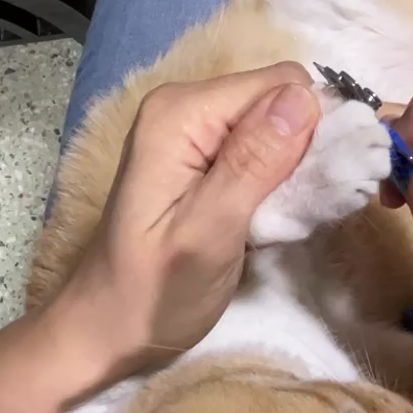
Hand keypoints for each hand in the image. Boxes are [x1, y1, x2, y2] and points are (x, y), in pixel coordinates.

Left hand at [47, 63, 320, 379]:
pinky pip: (262, 142)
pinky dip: (275, 175)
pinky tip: (261, 213)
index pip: (281, 84)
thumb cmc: (153, 293)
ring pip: (277, 120)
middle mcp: (185, 103)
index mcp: (181, 112)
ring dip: (290, 166)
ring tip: (272, 216)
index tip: (301, 189)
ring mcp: (192, 125)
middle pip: (280, 96)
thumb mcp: (208, 233)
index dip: (307, 131)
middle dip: (300, 147)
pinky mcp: (202, 149)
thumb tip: (304, 96)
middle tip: (284, 210)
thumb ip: (254, 162)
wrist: (105, 328)